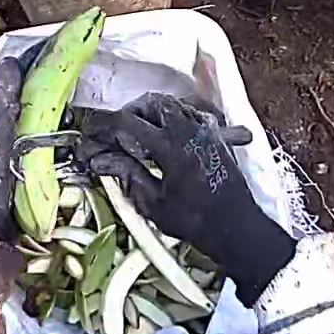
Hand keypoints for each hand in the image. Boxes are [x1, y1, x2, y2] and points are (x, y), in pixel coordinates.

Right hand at [83, 93, 295, 303]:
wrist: (239, 230)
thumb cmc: (195, 222)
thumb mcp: (153, 204)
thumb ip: (128, 175)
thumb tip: (101, 160)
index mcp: (169, 146)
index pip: (128, 122)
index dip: (106, 125)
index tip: (94, 132)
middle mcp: (187, 131)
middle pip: (152, 103)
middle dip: (131, 112)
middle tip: (120, 130)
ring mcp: (204, 131)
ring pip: (173, 104)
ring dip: (152, 112)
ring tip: (142, 132)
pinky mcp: (216, 136)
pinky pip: (191, 113)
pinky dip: (173, 116)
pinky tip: (168, 134)